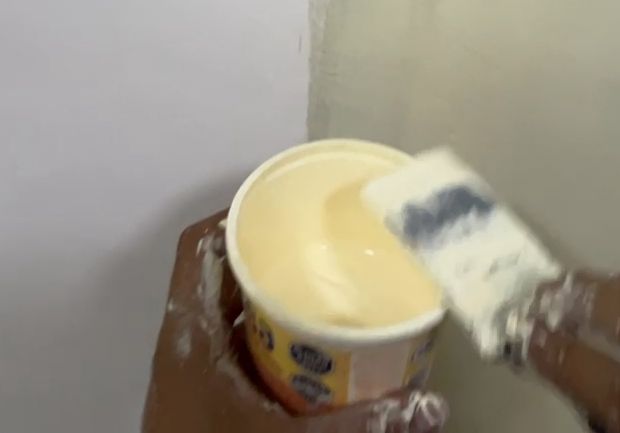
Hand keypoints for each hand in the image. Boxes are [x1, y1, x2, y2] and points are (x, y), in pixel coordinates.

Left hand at [143, 210, 447, 432]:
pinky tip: (313, 355)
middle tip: (322, 249)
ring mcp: (194, 376)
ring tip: (326, 290)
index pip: (197, 246)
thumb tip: (433, 407)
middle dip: (267, 258)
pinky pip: (237, 351)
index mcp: (188, 333)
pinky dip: (270, 342)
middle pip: (219, 275)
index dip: (233, 216)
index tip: (282, 208)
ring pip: (229, 314)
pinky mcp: (207, 403)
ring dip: (270, 302)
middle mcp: (186, 344)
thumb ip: (360, 427)